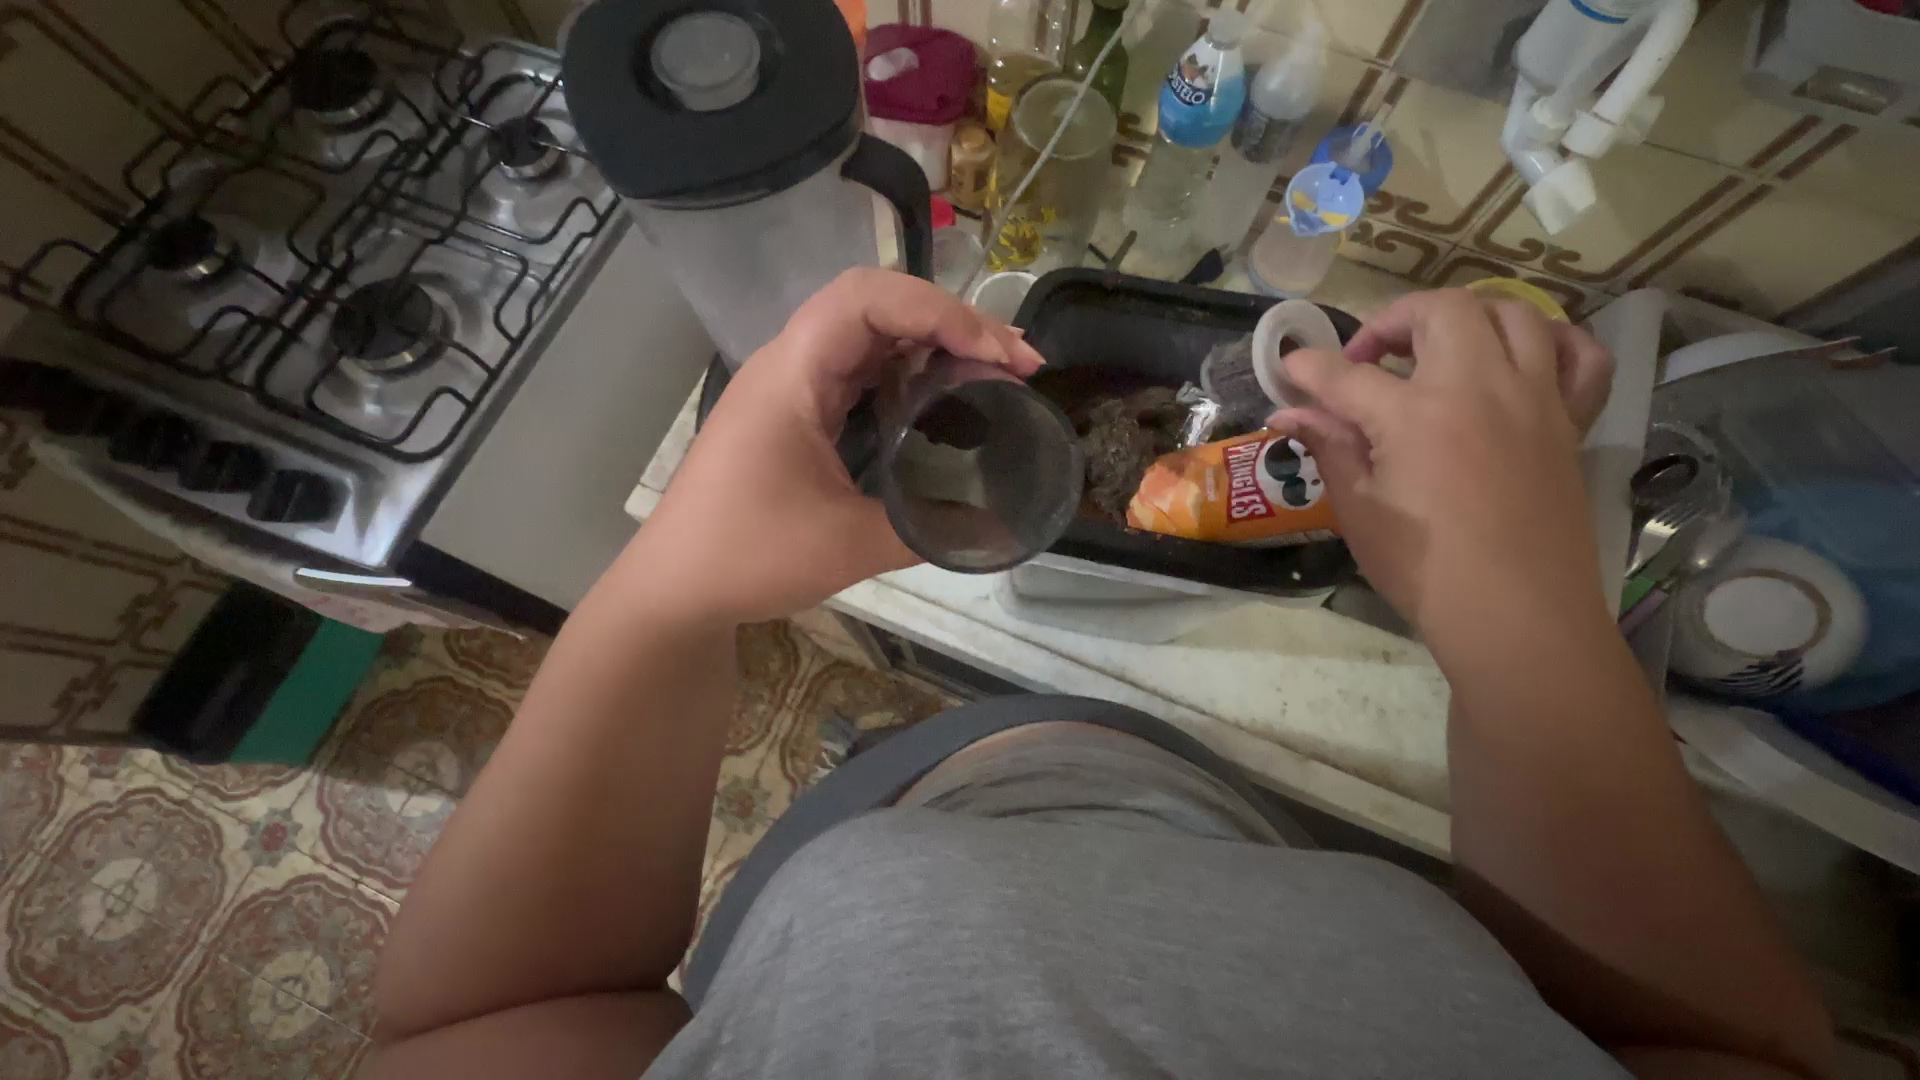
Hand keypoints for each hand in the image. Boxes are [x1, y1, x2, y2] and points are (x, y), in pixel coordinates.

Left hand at [636, 269, 1043, 625]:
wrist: (677, 587)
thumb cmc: (749, 556)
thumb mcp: (848, 545)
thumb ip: (929, 531)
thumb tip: (1001, 525)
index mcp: (792, 373)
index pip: (868, 299)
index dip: (941, 311)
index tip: (999, 355)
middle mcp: (791, 363)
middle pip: (877, 306)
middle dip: (953, 323)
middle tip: (1017, 363)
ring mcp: (792, 387)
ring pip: (872, 337)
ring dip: (935, 345)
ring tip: (997, 374)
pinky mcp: (798, 414)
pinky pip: (861, 373)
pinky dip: (910, 375)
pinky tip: (945, 399)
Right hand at [1269, 289, 1614, 643]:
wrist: (1515, 613)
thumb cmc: (1422, 568)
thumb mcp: (1357, 509)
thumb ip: (1328, 447)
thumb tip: (1288, 414)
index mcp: (1415, 415)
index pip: (1346, 374)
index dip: (1307, 368)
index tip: (1287, 369)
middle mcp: (1479, 387)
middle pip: (1440, 311)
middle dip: (1391, 321)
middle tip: (1366, 358)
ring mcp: (1534, 398)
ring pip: (1512, 314)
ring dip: (1465, 317)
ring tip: (1435, 349)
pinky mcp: (1569, 421)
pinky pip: (1577, 356)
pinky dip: (1547, 341)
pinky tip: (1517, 360)